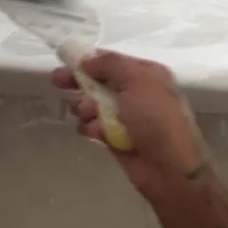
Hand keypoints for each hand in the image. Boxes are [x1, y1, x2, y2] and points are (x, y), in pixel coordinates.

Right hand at [52, 50, 227, 227]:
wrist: (170, 169)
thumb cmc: (157, 119)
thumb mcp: (137, 81)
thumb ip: (111, 65)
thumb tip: (88, 58)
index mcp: (147, 75)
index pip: (113, 61)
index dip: (89, 59)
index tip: (65, 58)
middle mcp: (137, 93)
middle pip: (100, 82)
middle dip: (80, 82)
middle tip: (58, 81)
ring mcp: (126, 117)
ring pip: (94, 105)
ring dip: (86, 107)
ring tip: (88, 114)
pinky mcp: (116, 138)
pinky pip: (95, 127)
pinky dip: (91, 127)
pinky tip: (95, 133)